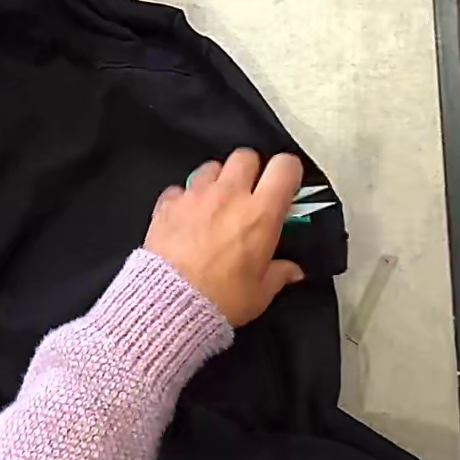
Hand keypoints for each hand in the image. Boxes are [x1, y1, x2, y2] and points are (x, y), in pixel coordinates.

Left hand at [145, 148, 306, 325]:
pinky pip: (180, 188)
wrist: (171, 304)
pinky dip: (185, 198)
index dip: (287, 172)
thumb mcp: (260, 292)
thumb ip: (279, 274)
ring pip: (212, 166)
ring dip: (217, 180)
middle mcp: (230, 195)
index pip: (285, 167)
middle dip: (250, 170)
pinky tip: (186, 217)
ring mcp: (196, 195)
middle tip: (249, 193)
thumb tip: (291, 271)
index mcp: (261, 213)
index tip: (284, 187)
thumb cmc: (222, 298)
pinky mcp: (168, 203)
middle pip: (246, 156)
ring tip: (216, 203)